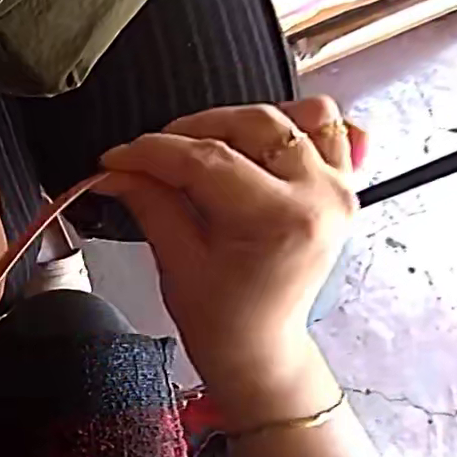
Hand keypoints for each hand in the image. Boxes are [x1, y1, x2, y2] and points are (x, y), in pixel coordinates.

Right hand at [99, 98, 365, 428]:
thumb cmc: (216, 313)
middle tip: (146, 153)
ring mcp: (339, 186)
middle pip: (250, 126)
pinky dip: (292, 126)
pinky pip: (332, 131)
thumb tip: (116, 172)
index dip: (150, 153)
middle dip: (186, 131)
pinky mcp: (342, 185)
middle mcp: (318, 194)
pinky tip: (255, 146)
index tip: (114, 158)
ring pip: (294, 116)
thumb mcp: (174, 258)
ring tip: (196, 145)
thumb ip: (150, 203)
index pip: (204, 160)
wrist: (257, 340)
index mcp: (275, 219)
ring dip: (236, 122)